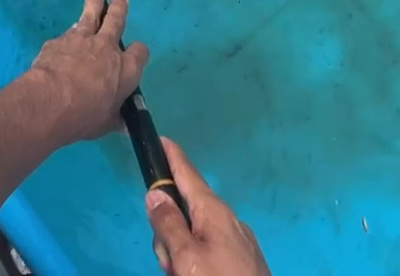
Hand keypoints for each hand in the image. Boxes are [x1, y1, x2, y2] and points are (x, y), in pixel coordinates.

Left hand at [23, 0, 149, 143]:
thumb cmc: (85, 116)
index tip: (137, 53)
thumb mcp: (106, 123)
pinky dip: (70, 33)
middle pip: (116, 21)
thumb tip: (124, 125)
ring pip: (91, 14)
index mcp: (125, 69)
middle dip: (119, 8)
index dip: (139, 53)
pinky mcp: (60, 40)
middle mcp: (107, 48)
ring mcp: (82, 39)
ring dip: (95, 1)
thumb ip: (114, 118)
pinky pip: (68, 33)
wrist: (51, 100)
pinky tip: (67, 38)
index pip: (140, 53)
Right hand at [146, 138, 270, 275]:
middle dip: (168, 228)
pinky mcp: (243, 262)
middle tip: (166, 260)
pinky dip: (196, 260)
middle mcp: (228, 219)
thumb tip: (156, 192)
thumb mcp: (187, 258)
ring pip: (196, 232)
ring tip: (180, 274)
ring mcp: (238, 241)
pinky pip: (210, 249)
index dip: (171, 155)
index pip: (187, 172)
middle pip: (186, 208)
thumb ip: (168, 224)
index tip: (158, 138)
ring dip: (181, 250)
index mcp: (214, 211)